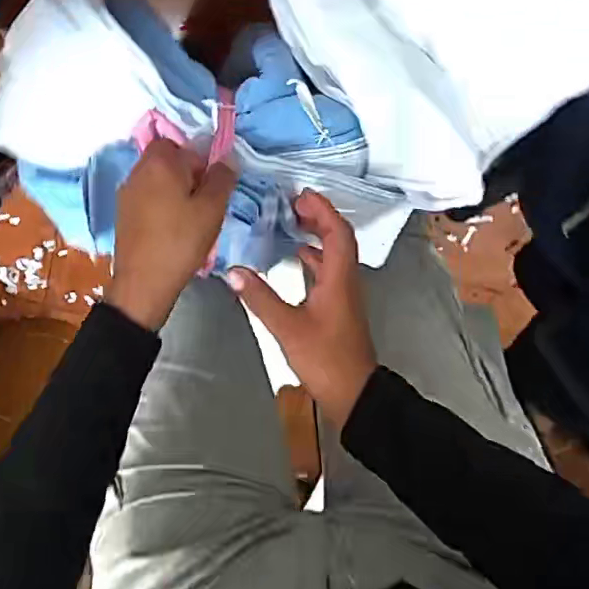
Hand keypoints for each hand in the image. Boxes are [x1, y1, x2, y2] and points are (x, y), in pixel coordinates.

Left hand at [106, 139, 238, 330]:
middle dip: (186, 172)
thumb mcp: (212, 208)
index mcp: (160, 162)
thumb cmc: (181, 241)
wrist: (143, 283)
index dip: (203, 163)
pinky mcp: (122, 211)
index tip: (212, 188)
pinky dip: (159, 201)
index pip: (187, 146)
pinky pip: (146, 194)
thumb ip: (222, 177)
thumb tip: (226, 158)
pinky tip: (171, 225)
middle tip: (202, 199)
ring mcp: (127, 191)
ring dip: (172, 186)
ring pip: (156, 176)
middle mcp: (138, 170)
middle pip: (167, 157)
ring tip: (188, 214)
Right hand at [228, 191, 377, 422]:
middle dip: (318, 216)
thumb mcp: (288, 327)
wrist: (354, 393)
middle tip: (292, 205)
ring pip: (334, 252)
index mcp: (339, 277)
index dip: (322, 209)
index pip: (337, 231)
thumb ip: (261, 298)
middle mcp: (345, 279)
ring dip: (316, 233)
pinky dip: (313, 255)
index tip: (300, 195)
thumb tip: (234, 271)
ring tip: (290, 223)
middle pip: (338, 236)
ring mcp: (344, 292)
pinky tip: (295, 257)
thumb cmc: (325, 358)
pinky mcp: (339, 304)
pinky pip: (328, 268)